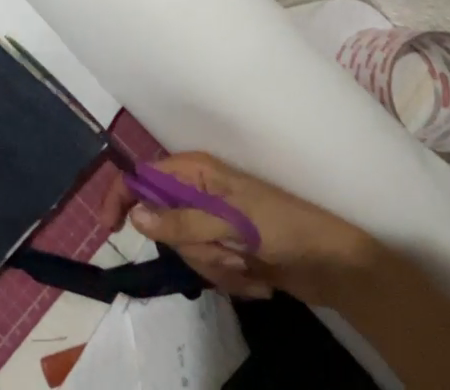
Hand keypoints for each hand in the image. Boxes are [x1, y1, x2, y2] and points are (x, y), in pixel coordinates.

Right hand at [99, 152, 382, 307]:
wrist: (336, 267)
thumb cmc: (284, 229)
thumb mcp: (230, 224)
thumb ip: (180, 222)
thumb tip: (135, 216)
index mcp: (196, 171)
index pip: (142, 177)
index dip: (123, 197)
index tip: (112, 229)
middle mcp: (199, 191)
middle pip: (162, 222)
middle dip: (191, 247)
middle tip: (225, 252)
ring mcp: (213, 221)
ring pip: (184, 250)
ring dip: (215, 267)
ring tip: (248, 267)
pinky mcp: (227, 248)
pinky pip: (207, 267)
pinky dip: (230, 278)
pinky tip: (257, 278)